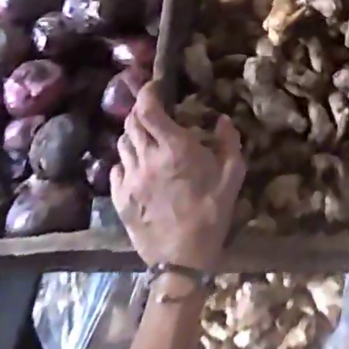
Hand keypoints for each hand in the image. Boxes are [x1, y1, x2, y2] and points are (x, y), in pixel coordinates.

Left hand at [112, 90, 244, 271]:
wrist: (183, 261)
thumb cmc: (211, 214)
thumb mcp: (232, 175)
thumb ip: (228, 142)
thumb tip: (221, 120)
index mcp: (174, 148)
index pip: (148, 108)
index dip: (147, 92)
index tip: (155, 87)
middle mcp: (147, 158)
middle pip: (131, 121)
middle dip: (141, 110)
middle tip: (154, 111)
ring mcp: (129, 179)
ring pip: (122, 142)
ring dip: (133, 134)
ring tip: (147, 138)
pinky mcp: (119, 198)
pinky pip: (116, 168)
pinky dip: (126, 160)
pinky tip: (138, 165)